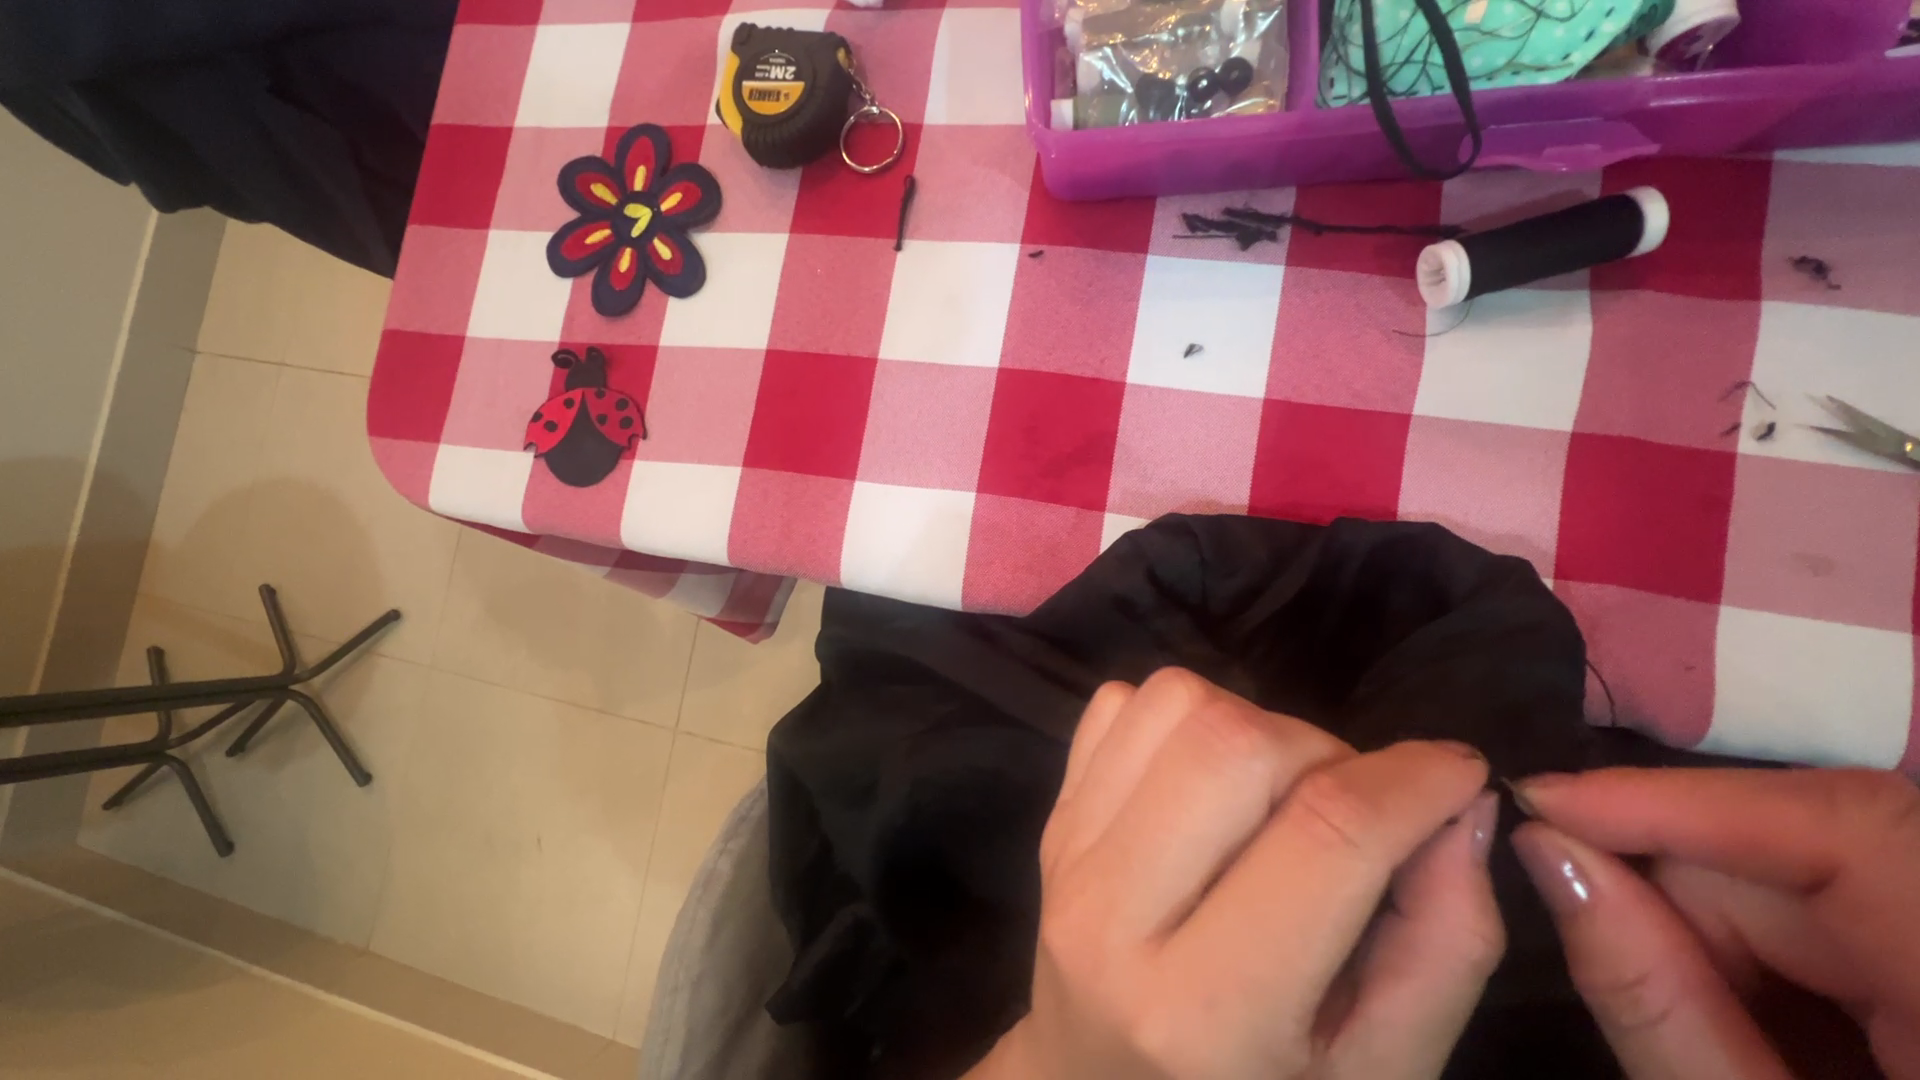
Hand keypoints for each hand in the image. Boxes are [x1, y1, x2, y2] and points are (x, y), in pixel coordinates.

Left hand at [966, 668, 1501, 1079]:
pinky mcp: (1053, 813)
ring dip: (1252, 724)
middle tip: (1348, 803)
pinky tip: (1205, 781)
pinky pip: (1118, 703)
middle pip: (1233, 745)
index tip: (1459, 768)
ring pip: (1174, 703)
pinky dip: (1181, 716)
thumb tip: (1460, 801)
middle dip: (1322, 749)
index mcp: (1206, 1010)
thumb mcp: (1378, 1072)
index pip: (1324, 838)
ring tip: (1274, 793)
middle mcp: (1114, 914)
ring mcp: (1069, 852)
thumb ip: (1443, 942)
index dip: (1412, 781)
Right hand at [1511, 767, 1919, 1079]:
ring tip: (1701, 1020)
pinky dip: (1780, 960)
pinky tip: (1759, 1026)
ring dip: (1728, 929)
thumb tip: (1545, 850)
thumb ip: (1652, 993)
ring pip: (1832, 884)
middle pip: (1821, 854)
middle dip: (1686, 886)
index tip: (1537, 801)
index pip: (1842, 829)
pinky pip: (1863, 924)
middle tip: (1597, 938)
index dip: (1675, 800)